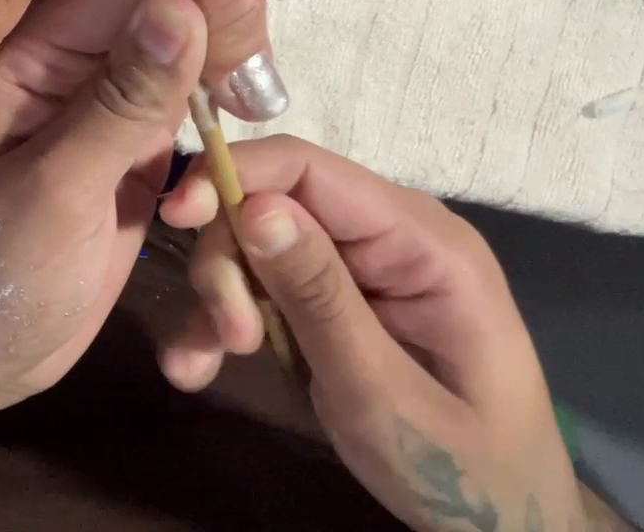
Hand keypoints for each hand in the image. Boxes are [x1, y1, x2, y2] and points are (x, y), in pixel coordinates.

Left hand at [0, 0, 209, 410]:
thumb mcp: (55, 186)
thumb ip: (119, 103)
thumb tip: (184, 6)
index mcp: (22, 64)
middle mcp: (58, 73)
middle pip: (138, 7)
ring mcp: (94, 110)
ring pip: (162, 51)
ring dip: (211, 16)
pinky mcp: (125, 151)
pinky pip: (174, 105)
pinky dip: (211, 83)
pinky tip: (244, 54)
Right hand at [158, 138, 589, 531]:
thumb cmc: (467, 474)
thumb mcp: (386, 395)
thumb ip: (321, 298)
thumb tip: (252, 207)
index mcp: (420, 240)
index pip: (308, 169)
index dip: (234, 175)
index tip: (176, 215)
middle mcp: (380, 236)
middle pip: (265, 206)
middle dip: (228, 265)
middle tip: (228, 335)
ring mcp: (349, 267)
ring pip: (247, 246)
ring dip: (220, 300)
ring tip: (213, 359)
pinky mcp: (321, 297)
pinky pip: (255, 287)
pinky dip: (219, 323)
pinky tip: (196, 364)